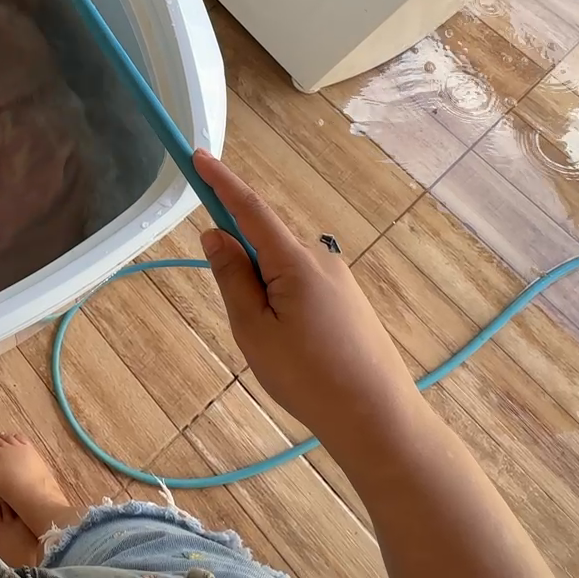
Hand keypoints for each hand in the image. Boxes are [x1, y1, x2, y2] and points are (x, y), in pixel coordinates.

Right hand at [194, 150, 423, 444]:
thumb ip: (232, 275)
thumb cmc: (308, 377)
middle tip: (241, 316)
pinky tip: (292, 343)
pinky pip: (301, 281)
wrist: (381, 422)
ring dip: (262, 285)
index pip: (248, 207)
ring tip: (274, 346)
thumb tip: (215, 233)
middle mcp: (319, 259)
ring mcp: (339, 279)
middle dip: (240, 259)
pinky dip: (282, 295)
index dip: (220, 180)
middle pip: (264, 238)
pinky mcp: (348, 300)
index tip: (197, 155)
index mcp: (294, 261)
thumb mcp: (253, 328)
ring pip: (282, 264)